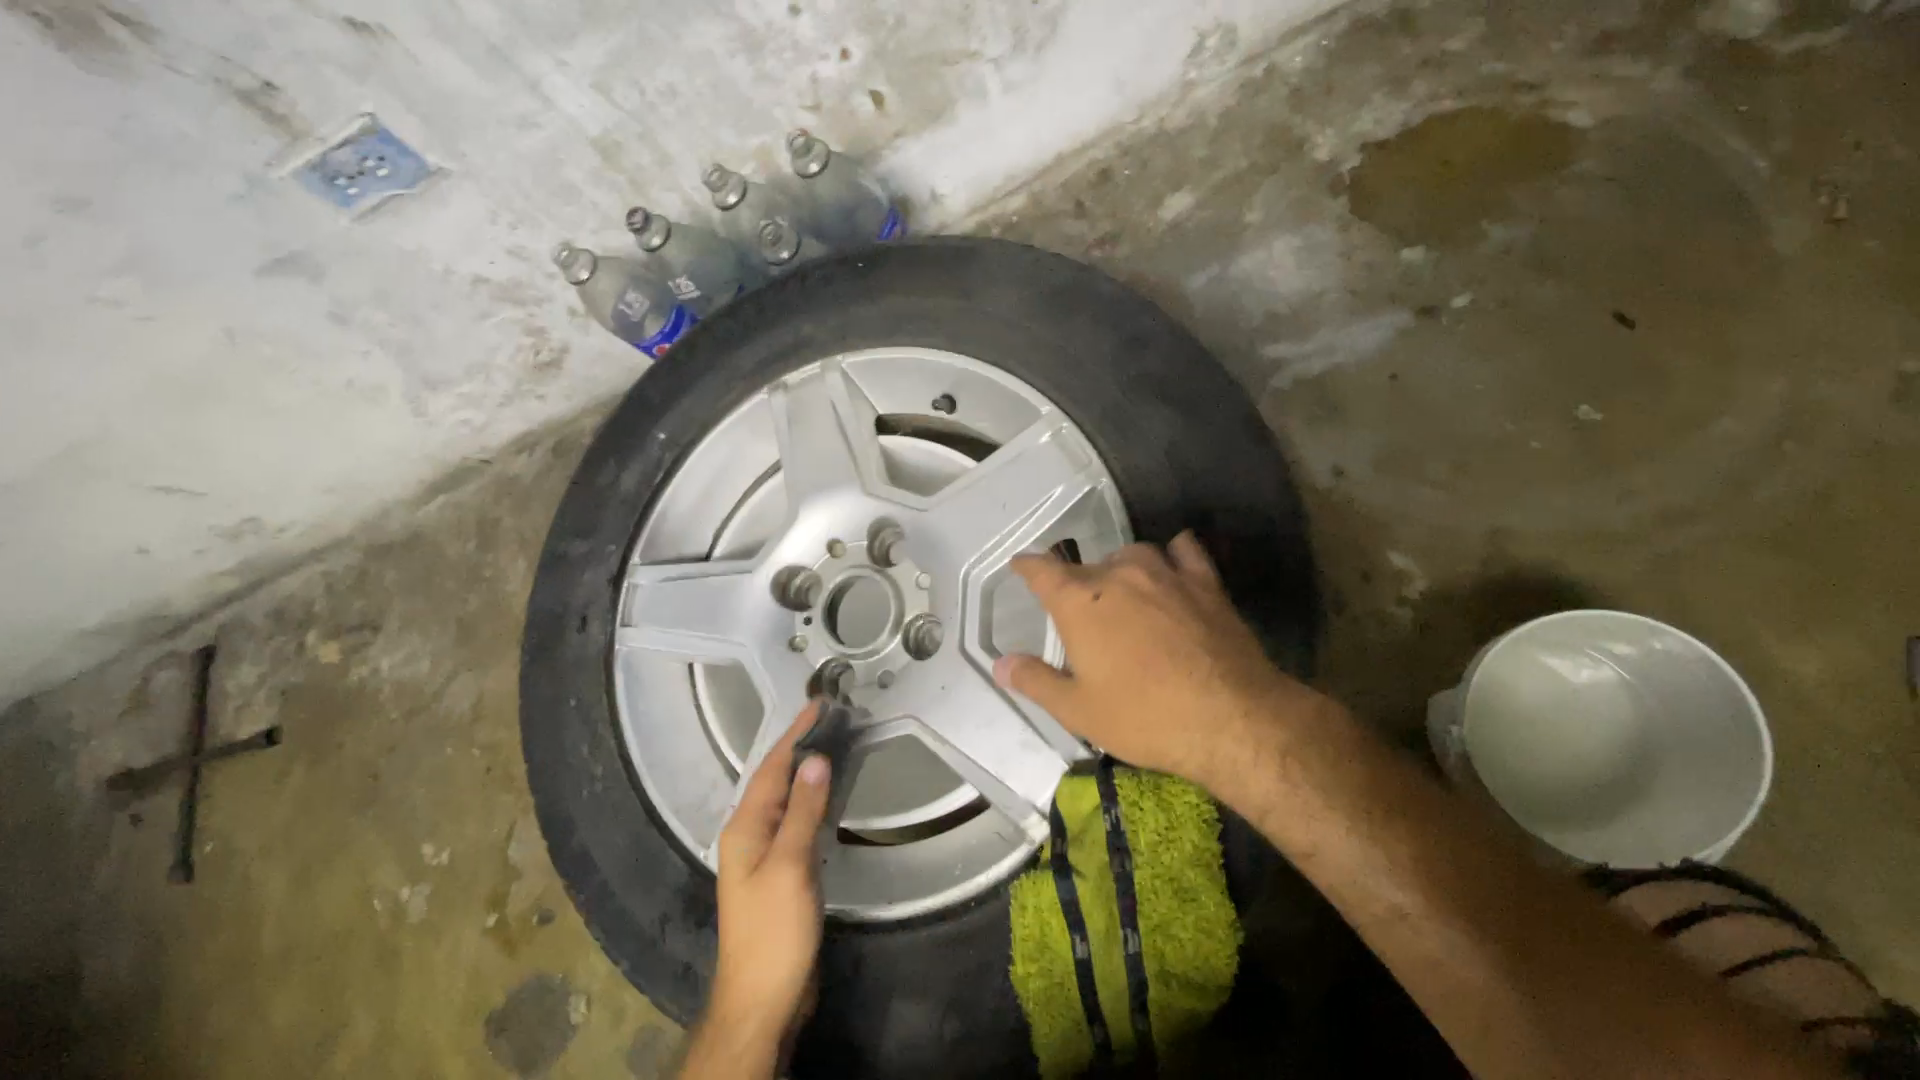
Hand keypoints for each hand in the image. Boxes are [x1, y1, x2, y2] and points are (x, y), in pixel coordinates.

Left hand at [708, 704, 833, 1045]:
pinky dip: (811, 802)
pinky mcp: (781, 874)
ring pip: (786, 801)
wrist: (763, 997)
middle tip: (832, 718)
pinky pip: (795, 823)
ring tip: (833, 744)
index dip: (794, 735)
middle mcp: (749, 835)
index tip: (818, 704)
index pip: (771, 769)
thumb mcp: (790, 866)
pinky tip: (826, 797)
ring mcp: (764, 857)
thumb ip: (802, 812)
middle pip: (775, 781)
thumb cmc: (773, 931)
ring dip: (806, 772)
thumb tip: (815, 759)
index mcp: (744, 828)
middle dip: (799, 746)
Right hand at [994, 530, 1331, 791]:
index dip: (1027, 566)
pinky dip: (1172, 555)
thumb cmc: (1144, 717)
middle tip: (1080, 616)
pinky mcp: (1205, 584)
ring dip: (1120, 569)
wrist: (1231, 719)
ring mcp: (1166, 575)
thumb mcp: (1078, 710)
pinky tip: (1172, 567)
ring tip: (1122, 593)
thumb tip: (1001, 664)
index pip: (1042, 570)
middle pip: (1088, 567)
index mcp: (1080, 603)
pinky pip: (1184, 551)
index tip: (1020, 566)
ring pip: (1133, 555)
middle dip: (1077, 585)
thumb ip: (1036, 681)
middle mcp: (1119, 576)